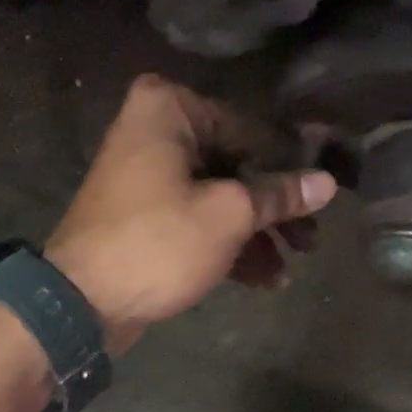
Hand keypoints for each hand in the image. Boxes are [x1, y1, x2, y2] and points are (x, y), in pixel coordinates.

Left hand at [46, 75, 336, 349]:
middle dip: (274, 212)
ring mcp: (148, 177)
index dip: (291, 171)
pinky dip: (228, 247)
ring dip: (256, 237)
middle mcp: (156, 131)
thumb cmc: (158, 244)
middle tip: (310, 244)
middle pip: (236, 167)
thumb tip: (327, 183)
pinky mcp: (145, 219)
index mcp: (172, 109)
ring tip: (289, 272)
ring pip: (219, 199)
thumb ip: (278, 196)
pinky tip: (263, 280)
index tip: (324, 201)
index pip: (252, 132)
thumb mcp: (228, 216)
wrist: (84, 302)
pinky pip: (198, 222)